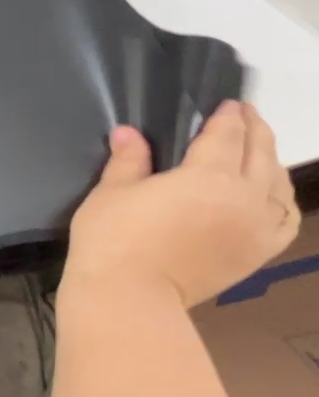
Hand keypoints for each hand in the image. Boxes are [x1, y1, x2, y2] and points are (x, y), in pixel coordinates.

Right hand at [65, 101, 297, 307]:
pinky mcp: (261, 247)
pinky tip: (272, 193)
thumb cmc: (112, 239)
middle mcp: (245, 195)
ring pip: (278, 181)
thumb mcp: (110, 194)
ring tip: (259, 150)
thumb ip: (128, 161)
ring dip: (270, 160)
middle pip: (260, 153)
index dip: (228, 117)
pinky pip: (286, 215)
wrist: (130, 292)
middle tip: (247, 115)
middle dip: (255, 129)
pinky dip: (282, 198)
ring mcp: (260, 223)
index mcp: (207, 177)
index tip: (228, 104)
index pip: (226, 136)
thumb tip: (129, 133)